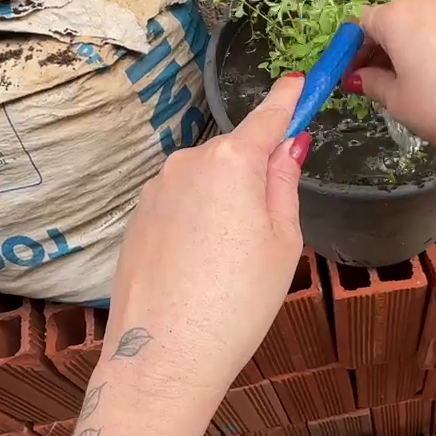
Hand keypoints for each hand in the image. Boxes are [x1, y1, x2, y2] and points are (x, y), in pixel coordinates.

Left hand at [101, 74, 308, 408]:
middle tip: (268, 229)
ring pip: (205, 181)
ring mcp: (155, 189)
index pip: (268, 117)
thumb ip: (283, 183)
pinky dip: (195, 220)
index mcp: (231, 161)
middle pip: (234, 154)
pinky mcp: (137, 216)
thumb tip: (289, 143)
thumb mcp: (282, 241)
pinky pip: (179, 203)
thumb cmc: (238, 300)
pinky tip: (199, 266)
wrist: (163, 356)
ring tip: (228, 262)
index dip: (288, 99)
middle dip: (254, 174)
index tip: (299, 79)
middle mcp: (187, 162)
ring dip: (222, 201)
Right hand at [348, 0, 435, 174]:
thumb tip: (357, 77)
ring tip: (405, 85)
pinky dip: (426, 47)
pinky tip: (433, 78)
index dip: (351, 52)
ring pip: (414, 24)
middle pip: (388, 20)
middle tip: (373, 84)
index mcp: (397, 15)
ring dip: (401, 49)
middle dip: (376, 49)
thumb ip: (371, 82)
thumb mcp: (398, 100)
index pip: (360, 25)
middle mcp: (424, 1)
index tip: (350, 78)